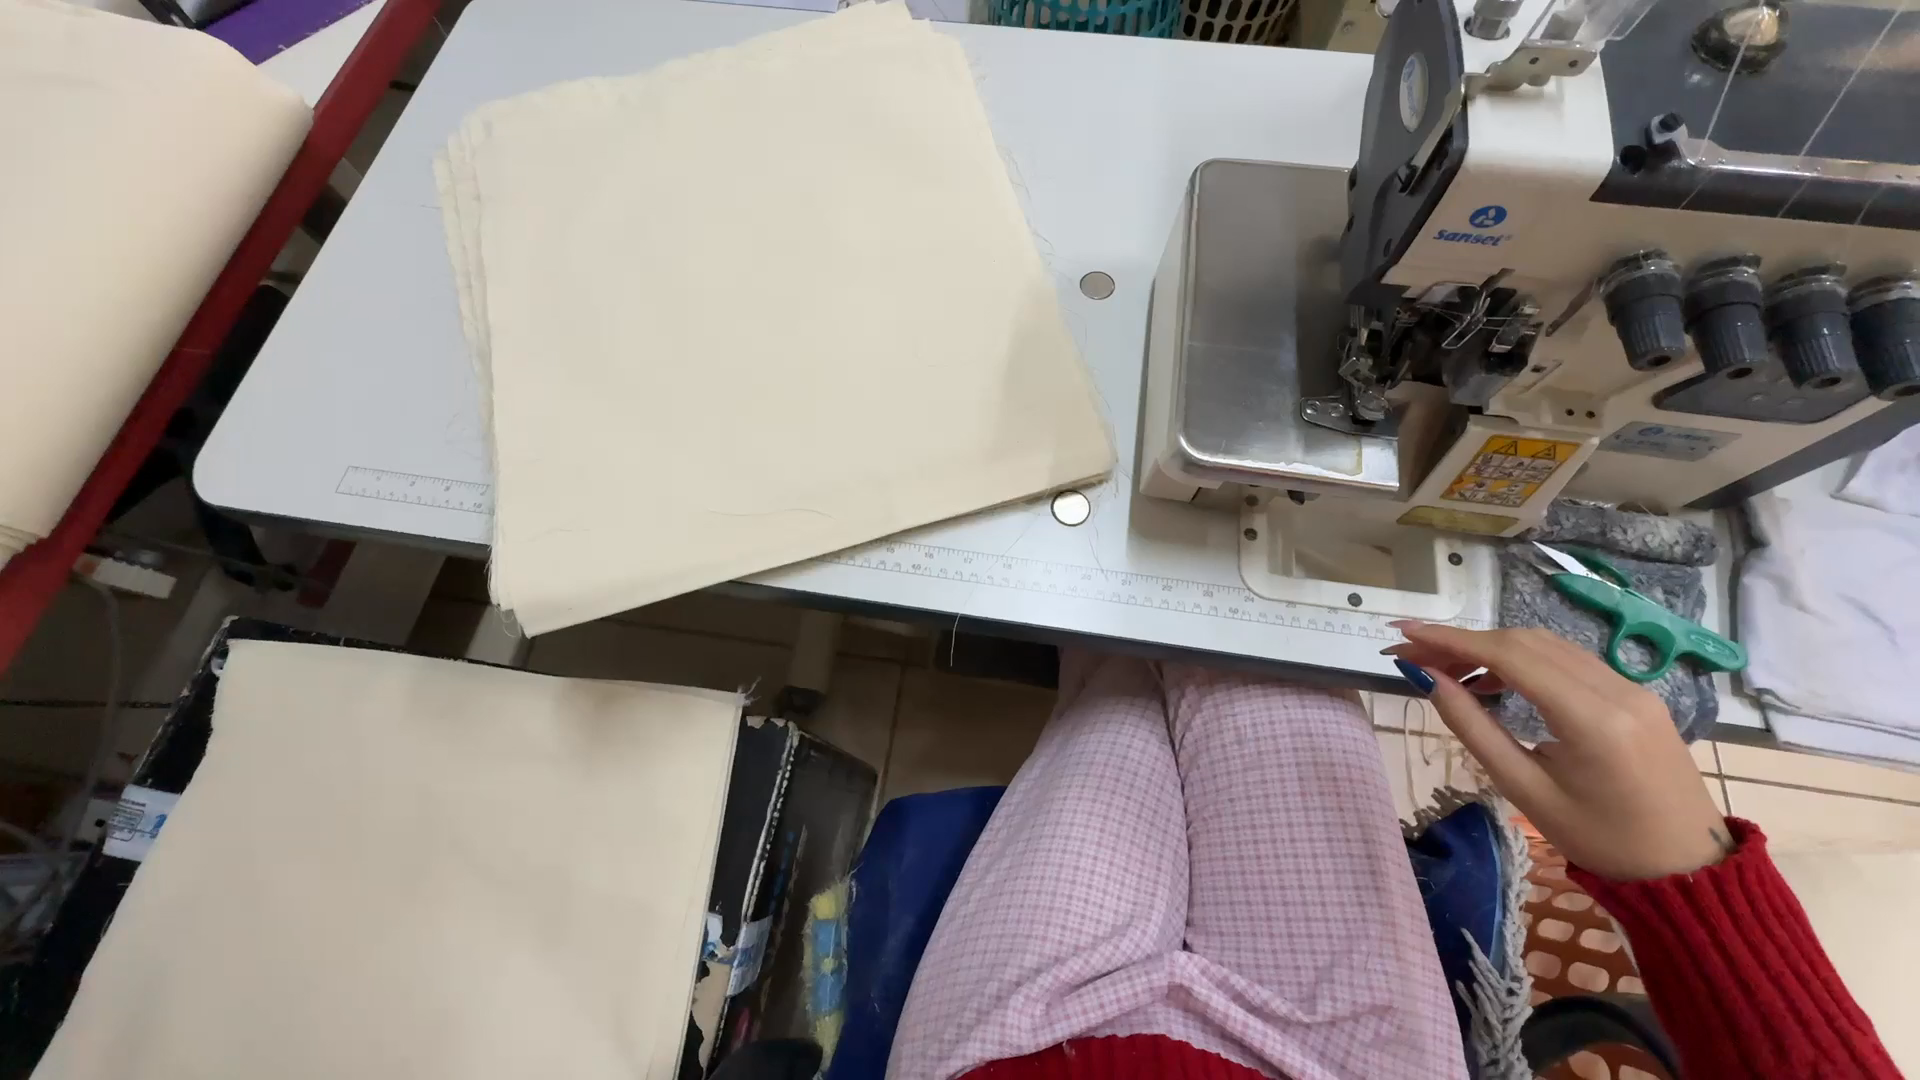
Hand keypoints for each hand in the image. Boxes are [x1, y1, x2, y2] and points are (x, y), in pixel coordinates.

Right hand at [1386, 621, 1733, 881]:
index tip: (1403, 635)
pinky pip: (1566, 660)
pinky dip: (1519, 660)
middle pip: (1524, 642)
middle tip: (1413, 658)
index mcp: (1591, 718)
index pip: (1509, 655)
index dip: (1450, 639)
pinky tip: (1491, 680)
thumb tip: (1428, 679)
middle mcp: (1617, 689)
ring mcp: (1632, 688)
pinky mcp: (1635, 694)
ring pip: (1545, 645)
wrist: (1688, 870)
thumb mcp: (1523, 788)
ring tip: (1445, 670)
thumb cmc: (1599, 838)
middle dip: (1462, 642)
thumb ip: (1472, 726)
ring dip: (1489, 648)